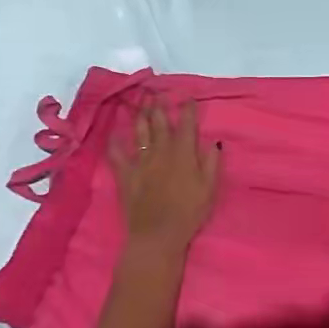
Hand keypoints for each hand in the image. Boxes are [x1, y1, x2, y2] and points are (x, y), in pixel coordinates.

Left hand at [108, 98, 221, 252]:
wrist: (158, 234)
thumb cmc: (189, 213)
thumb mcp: (210, 188)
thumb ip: (212, 162)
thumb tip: (214, 141)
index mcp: (184, 154)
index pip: (187, 125)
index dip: (188, 109)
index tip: (187, 97)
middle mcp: (161, 151)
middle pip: (160, 123)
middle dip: (160, 105)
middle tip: (158, 93)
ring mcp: (141, 161)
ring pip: (140, 132)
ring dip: (141, 115)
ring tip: (141, 102)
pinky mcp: (126, 174)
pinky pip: (117, 153)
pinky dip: (115, 142)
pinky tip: (114, 133)